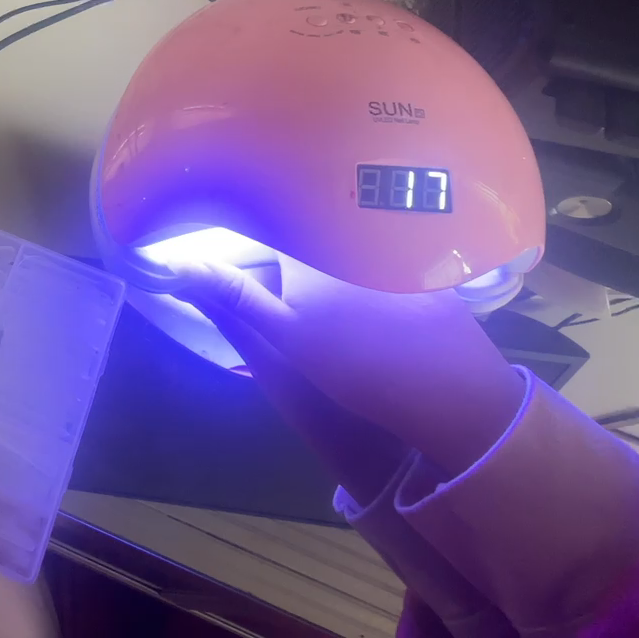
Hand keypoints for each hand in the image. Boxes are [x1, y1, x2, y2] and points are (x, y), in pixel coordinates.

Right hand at [173, 258, 524, 479]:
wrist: (457, 399)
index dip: (233, 254)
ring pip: (332, 246)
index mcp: (306, 255)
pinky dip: (353, 265)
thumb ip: (234, 296)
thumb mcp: (286, 337)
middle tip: (265, 287)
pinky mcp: (420, 272)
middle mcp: (344, 242)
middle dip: (272, 253)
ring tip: (307, 290)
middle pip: (293, 240)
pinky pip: (371, 255)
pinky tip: (358, 300)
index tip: (220, 271)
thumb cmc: (359, 368)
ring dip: (313, 258)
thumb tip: (180, 263)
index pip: (254, 239)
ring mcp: (386, 254)